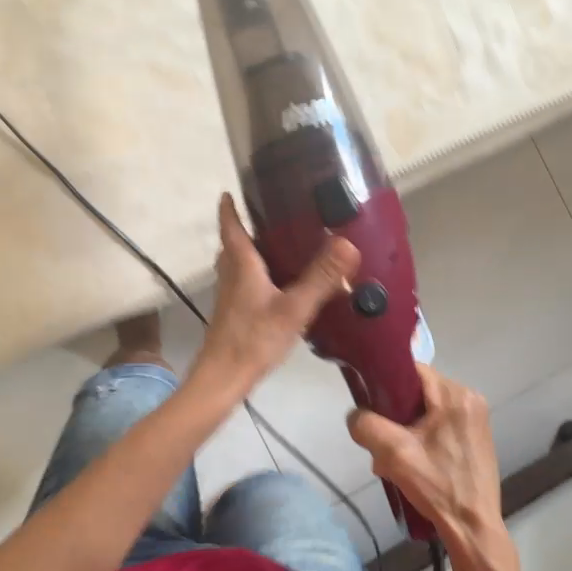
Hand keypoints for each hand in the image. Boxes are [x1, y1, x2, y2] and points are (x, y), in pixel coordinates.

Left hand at [195, 193, 358, 391]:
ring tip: (276, 249)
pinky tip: (277, 289)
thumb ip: (320, 278)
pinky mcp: (233, 316)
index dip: (230, 208)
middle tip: (267, 218)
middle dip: (244, 230)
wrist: (223, 379)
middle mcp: (231, 276)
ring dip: (249, 255)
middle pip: (233, 246)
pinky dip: (255, 278)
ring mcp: (229, 298)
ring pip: (236, 267)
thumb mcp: (293, 308)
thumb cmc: (253, 339)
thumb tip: (348, 243)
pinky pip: (243, 286)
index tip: (230, 191)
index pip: (231, 228)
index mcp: (241, 265)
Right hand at [347, 364, 504, 552]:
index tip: (372, 406)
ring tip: (397, 456)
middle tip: (384, 440)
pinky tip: (416, 460)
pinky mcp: (477, 436)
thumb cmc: (437, 486)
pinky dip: (424, 436)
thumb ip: (366, 425)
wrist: (473, 528)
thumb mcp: (393, 454)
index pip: (410, 370)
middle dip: (396, 413)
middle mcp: (470, 398)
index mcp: (455, 395)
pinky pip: (441, 423)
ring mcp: (476, 418)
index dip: (386, 384)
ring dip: (408, 428)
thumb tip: (356, 415)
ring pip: (428, 409)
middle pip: (418, 391)